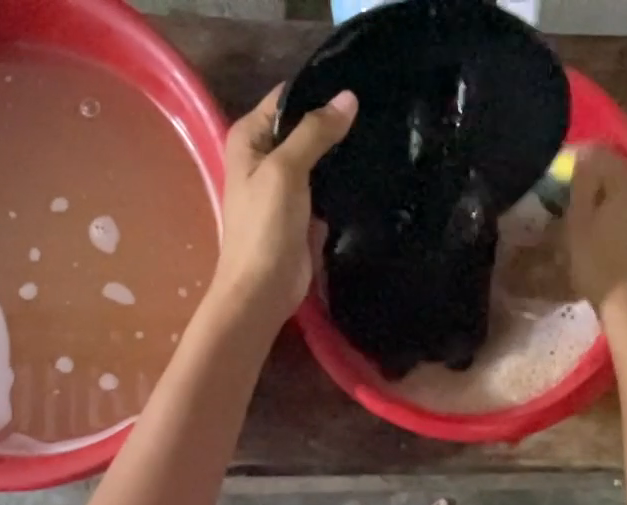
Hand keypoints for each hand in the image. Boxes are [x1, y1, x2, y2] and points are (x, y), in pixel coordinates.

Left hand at [211, 86, 357, 322]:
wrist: (263, 290)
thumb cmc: (265, 227)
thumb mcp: (286, 170)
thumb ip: (315, 132)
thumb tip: (348, 98)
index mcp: (248, 138)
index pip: (286, 100)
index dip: (318, 94)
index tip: (356, 92)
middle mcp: (262, 158)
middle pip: (303, 130)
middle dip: (332, 126)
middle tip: (376, 115)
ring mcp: (283, 188)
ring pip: (317, 161)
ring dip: (340, 157)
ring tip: (378, 140)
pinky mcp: (301, 214)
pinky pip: (325, 190)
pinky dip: (340, 186)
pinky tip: (368, 175)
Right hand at [565, 148, 626, 315]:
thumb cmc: (597, 263)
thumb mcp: (578, 223)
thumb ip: (582, 184)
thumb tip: (583, 155)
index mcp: (626, 183)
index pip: (602, 154)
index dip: (581, 157)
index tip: (562, 169)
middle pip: (619, 171)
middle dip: (597, 176)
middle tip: (572, 191)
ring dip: (610, 196)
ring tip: (588, 211)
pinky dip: (621, 213)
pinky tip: (608, 229)